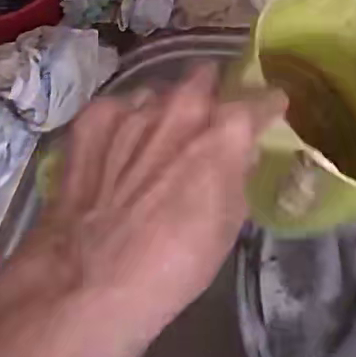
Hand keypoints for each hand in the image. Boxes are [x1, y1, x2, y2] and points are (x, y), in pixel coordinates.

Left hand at [20, 65, 285, 338]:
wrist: (90, 281)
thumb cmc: (175, 263)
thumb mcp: (227, 226)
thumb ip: (237, 175)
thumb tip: (238, 154)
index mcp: (225, 131)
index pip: (260, 99)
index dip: (265, 108)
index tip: (265, 115)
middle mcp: (182, 106)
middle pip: (205, 76)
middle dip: (209, 94)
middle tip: (205, 124)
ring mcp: (134, 108)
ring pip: (158, 92)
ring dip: (163, 112)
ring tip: (152, 146)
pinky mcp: (93, 118)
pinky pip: (119, 108)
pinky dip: (123, 125)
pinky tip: (115, 156)